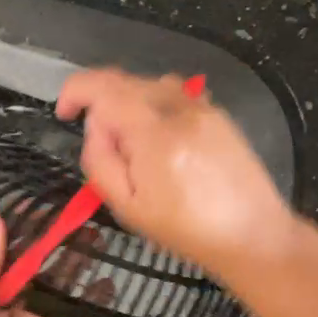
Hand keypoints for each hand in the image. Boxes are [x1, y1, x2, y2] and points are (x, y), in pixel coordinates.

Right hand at [56, 68, 297, 279]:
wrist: (253, 234)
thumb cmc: (186, 230)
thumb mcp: (128, 208)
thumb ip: (100, 162)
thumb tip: (94, 127)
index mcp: (154, 135)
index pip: (104, 88)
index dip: (75, 92)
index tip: (64, 113)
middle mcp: (179, 109)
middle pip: (124, 82)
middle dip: (101, 105)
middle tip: (106, 148)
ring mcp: (201, 108)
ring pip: (147, 84)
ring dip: (127, 104)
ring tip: (134, 146)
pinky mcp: (216, 113)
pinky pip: (172, 94)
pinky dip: (153, 107)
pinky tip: (161, 142)